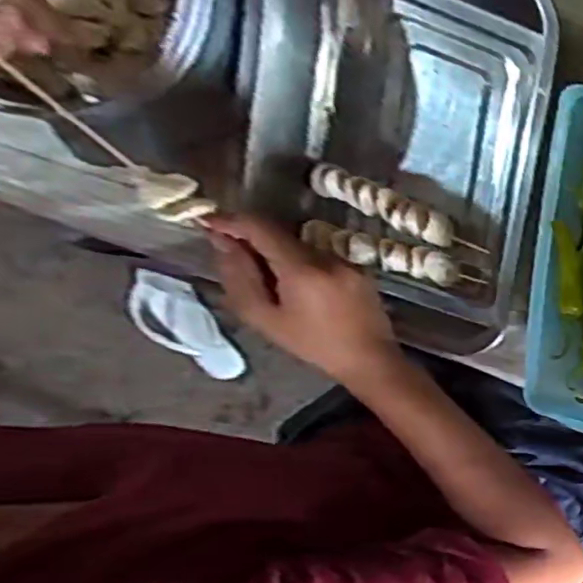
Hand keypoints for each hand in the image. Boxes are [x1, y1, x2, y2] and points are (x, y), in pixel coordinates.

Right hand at [205, 214, 401, 382]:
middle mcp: (330, 259)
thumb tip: (222, 240)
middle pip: (282, 235)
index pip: (260, 226)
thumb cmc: (316, 345)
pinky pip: (324, 258)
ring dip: (282, 254)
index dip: (231, 221)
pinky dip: (306, 264)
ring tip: (275, 283)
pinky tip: (305, 290)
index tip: (209, 223)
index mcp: (304, 269)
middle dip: (255, 241)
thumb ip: (238, 276)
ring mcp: (350, 265)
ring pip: (303, 246)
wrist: (373, 361)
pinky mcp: (363, 273)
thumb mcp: (265, 317)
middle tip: (239, 260)